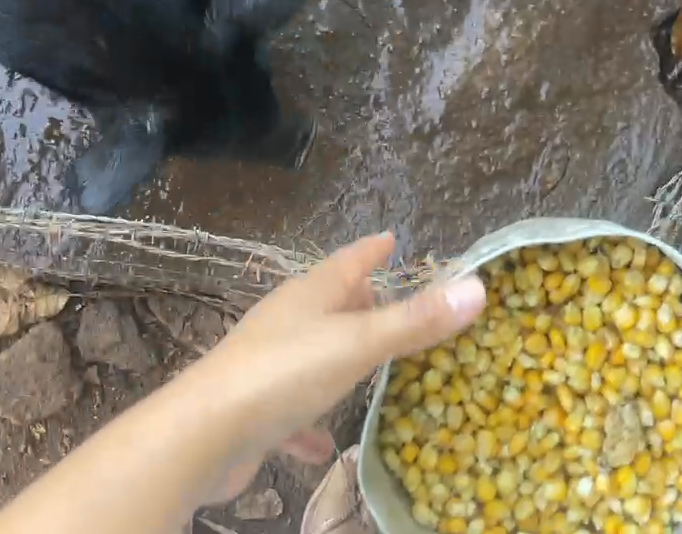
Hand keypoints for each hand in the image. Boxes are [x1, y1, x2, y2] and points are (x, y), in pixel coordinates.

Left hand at [182, 233, 486, 503]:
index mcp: (312, 294)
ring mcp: (268, 362)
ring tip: (367, 364)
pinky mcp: (256, 408)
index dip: (373, 249)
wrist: (204, 433)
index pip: (350, 260)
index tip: (392, 237)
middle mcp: (289, 319)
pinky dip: (312, 419)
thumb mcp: (359, 343)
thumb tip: (477, 286)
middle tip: (390, 301)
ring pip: (312, 349)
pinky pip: (294, 407)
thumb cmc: (286, 372)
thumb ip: (416, 321)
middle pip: (330, 301)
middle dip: (359, 299)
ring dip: (338, 355)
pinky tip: (324, 444)